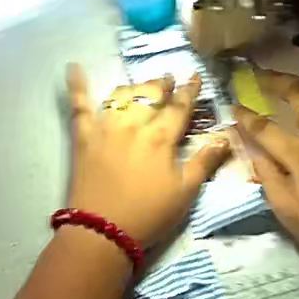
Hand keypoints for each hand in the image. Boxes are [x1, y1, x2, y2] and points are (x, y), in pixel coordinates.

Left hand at [64, 64, 231, 247]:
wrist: (102, 231)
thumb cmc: (149, 214)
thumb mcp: (185, 192)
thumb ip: (204, 162)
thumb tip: (225, 137)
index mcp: (161, 137)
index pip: (179, 106)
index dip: (190, 90)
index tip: (195, 77)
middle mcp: (134, 124)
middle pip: (150, 94)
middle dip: (161, 84)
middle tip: (168, 79)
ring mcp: (105, 128)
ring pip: (121, 95)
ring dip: (134, 86)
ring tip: (140, 85)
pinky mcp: (83, 137)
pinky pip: (79, 105)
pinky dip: (77, 86)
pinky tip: (74, 67)